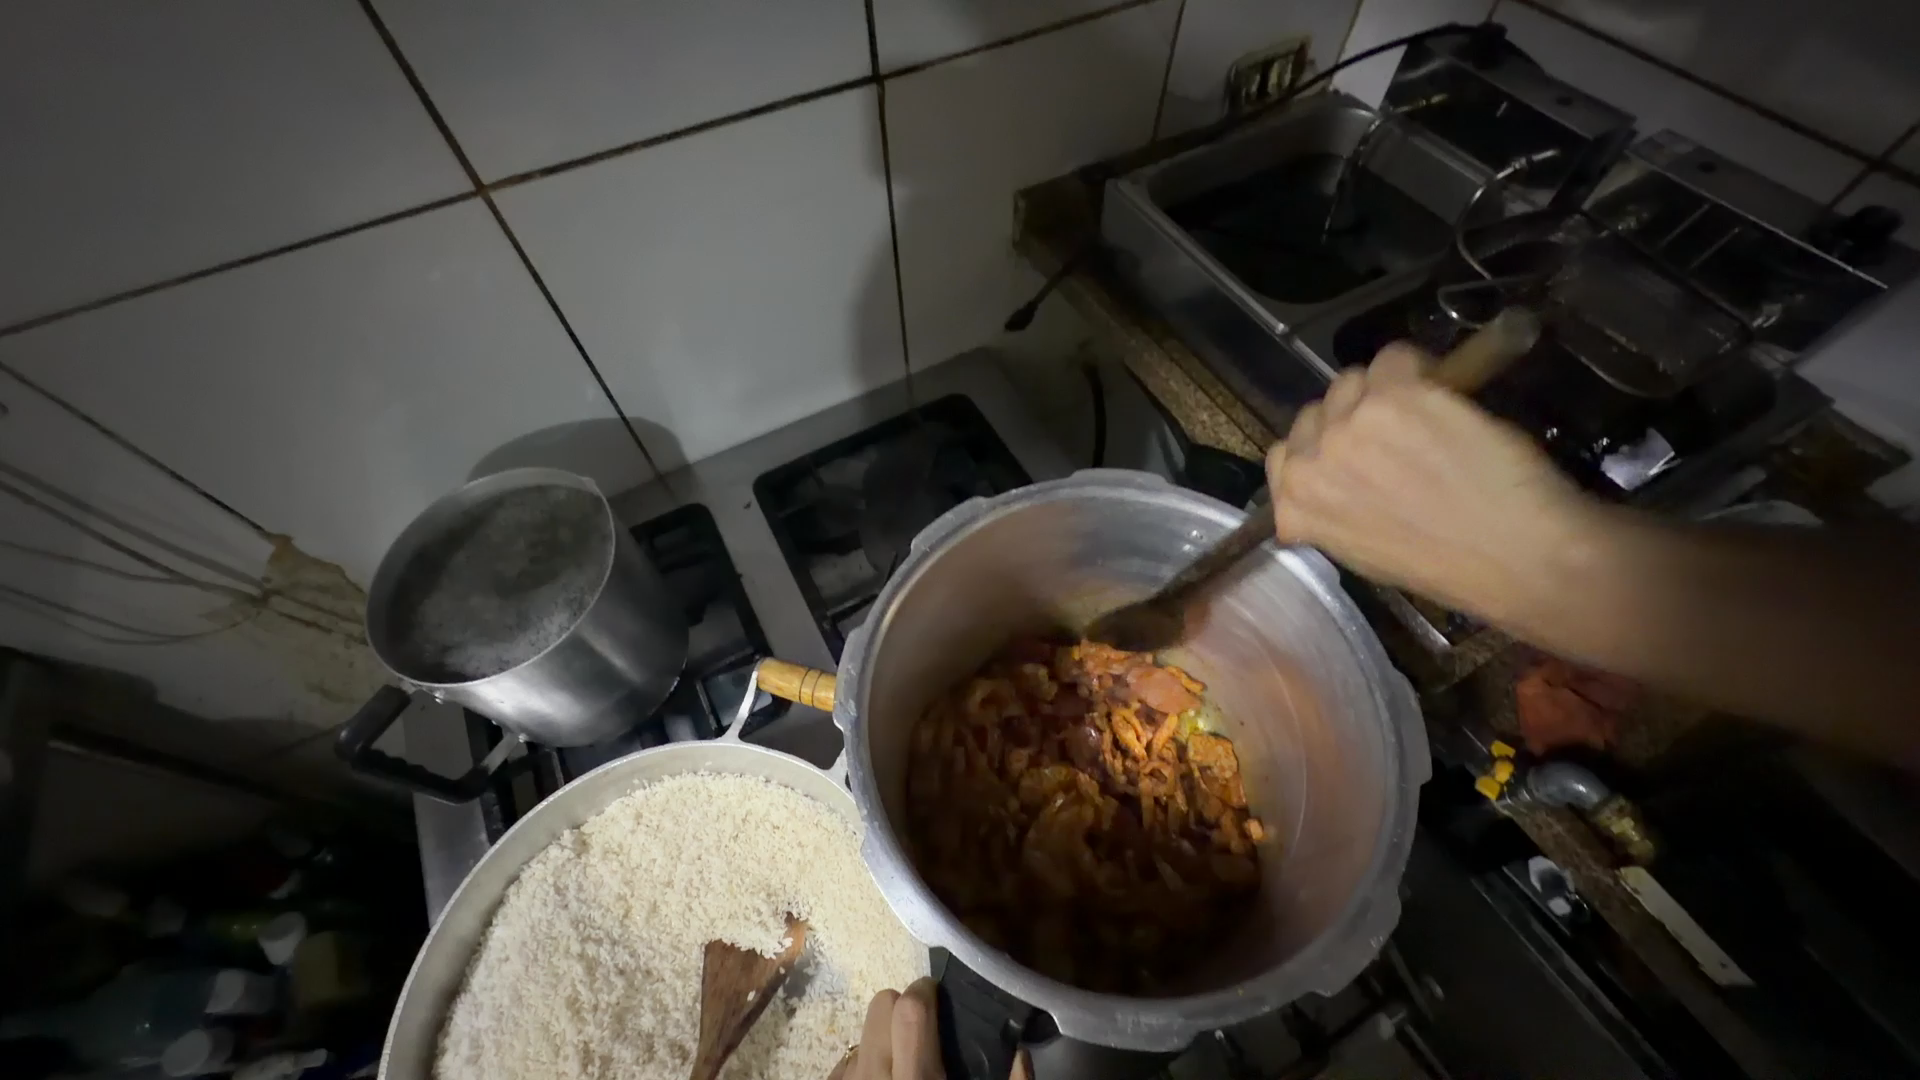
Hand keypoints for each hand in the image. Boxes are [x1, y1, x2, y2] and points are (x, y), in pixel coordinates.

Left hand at [835, 980, 1028, 1079]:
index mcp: (917, 1078)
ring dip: (884, 1037)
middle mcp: (875, 1075)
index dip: (926, 993)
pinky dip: (864, 1066)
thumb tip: (1022, 1054)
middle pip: (881, 1004)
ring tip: (904, 1064)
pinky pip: (845, 1062)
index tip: (941, 999)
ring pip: (862, 1030)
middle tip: (926, 1032)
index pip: (910, 1007)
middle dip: (904, 1006)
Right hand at [1267, 342, 1599, 624]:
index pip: (1282, 454)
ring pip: (1350, 381)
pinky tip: (1444, 395)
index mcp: (1293, 504)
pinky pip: (1395, 358)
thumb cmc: (1442, 565)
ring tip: (1419, 415)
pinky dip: (1418, 368)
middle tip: (1391, 438)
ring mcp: (1348, 425)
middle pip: (1315, 413)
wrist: (1513, 557)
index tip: (1350, 457)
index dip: (1318, 450)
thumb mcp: (1354, 549)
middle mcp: (1308, 461)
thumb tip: (1333, 483)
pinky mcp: (1396, 395)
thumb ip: (1326, 509)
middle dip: (1346, 419)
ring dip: (1378, 392)